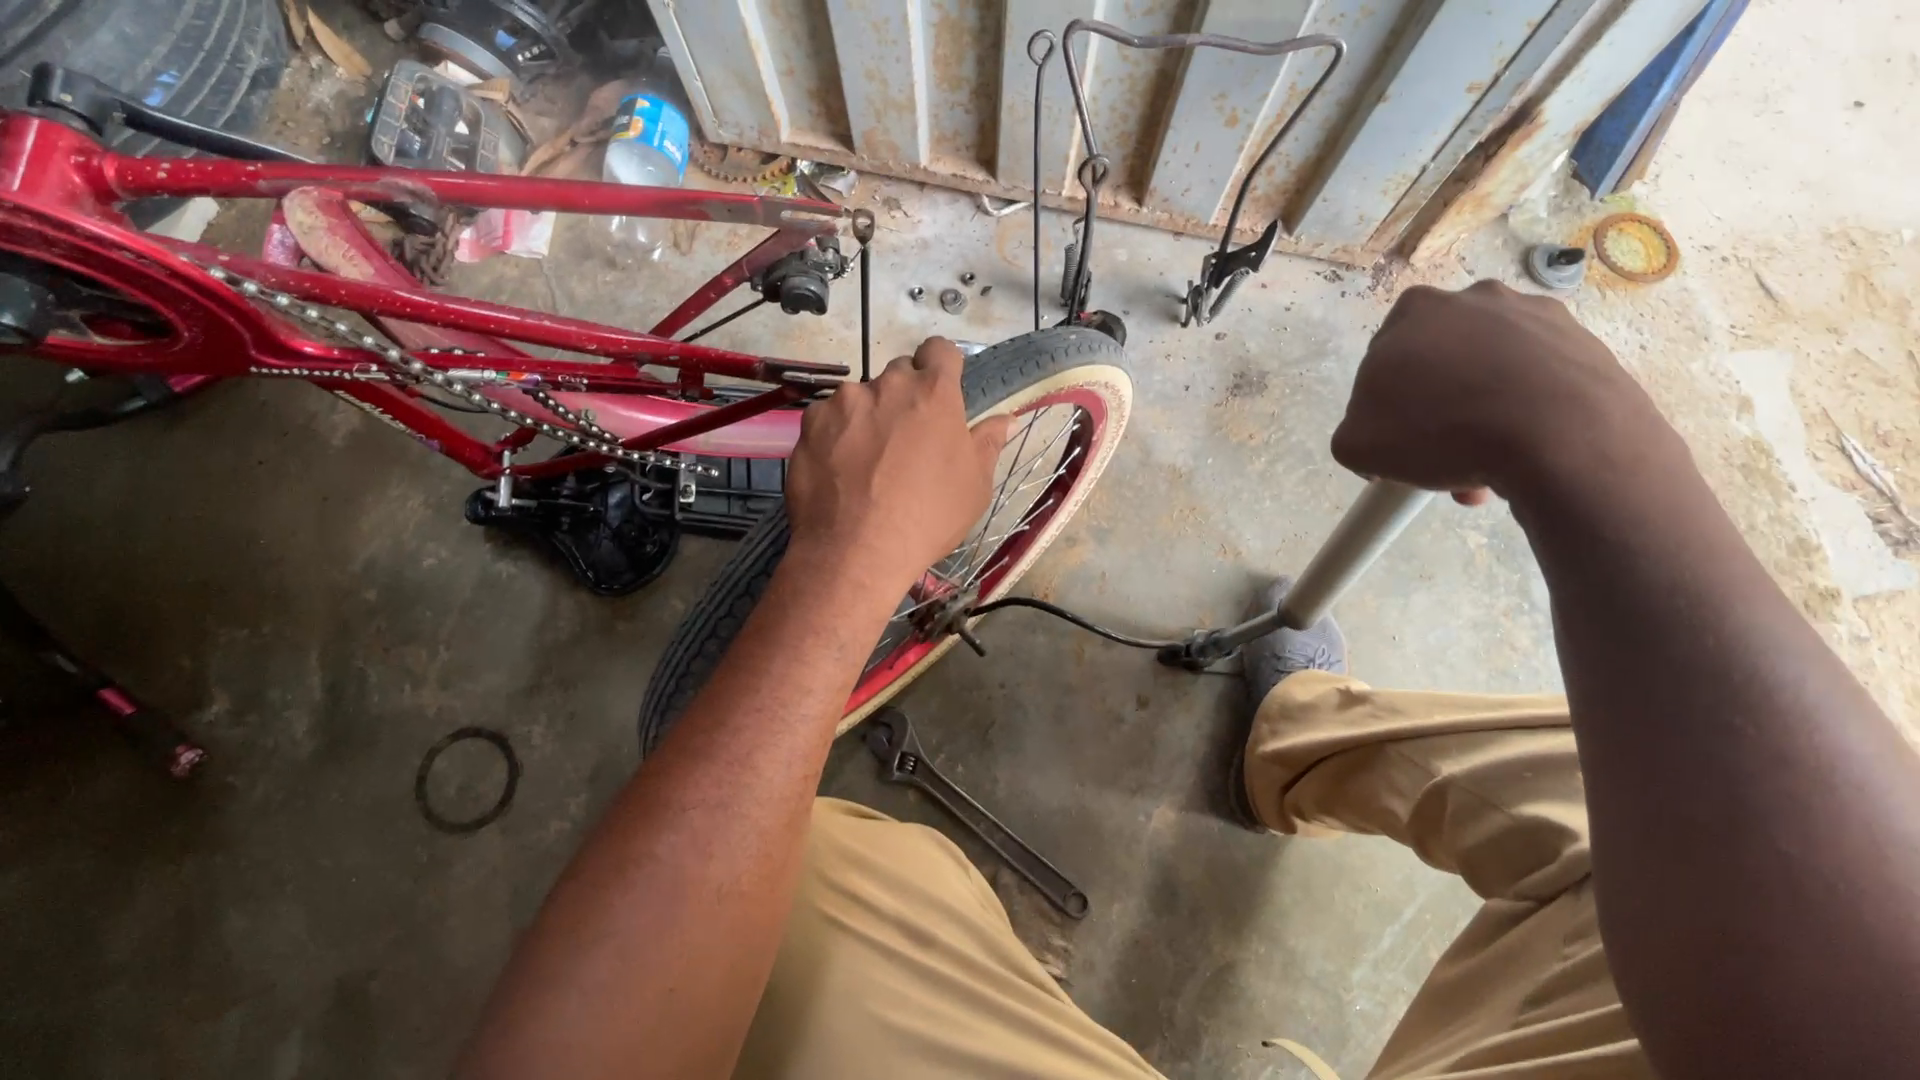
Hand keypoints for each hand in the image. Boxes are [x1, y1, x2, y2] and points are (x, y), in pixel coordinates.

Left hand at [785, 338, 1011, 589]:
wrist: (856, 551)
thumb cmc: (927, 518)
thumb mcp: (974, 487)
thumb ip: (987, 444)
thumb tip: (1004, 419)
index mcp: (934, 393)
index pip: (940, 350)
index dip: (941, 367)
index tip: (940, 391)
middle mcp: (887, 385)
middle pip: (899, 374)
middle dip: (904, 398)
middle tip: (905, 440)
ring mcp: (844, 402)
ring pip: (861, 398)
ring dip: (867, 417)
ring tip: (866, 462)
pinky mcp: (810, 423)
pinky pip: (827, 419)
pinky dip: (835, 436)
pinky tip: (838, 470)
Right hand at [1331, 280, 1671, 501]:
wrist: (1559, 435)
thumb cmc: (1440, 430)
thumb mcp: (1356, 445)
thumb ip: (1353, 431)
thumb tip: (1379, 433)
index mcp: (1415, 310)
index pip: (1383, 363)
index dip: (1384, 408)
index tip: (1396, 443)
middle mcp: (1475, 299)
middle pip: (1442, 365)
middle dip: (1438, 411)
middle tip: (1439, 460)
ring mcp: (1536, 316)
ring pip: (1492, 375)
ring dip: (1482, 416)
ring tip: (1485, 466)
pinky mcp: (1584, 342)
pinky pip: (1539, 382)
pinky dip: (1526, 413)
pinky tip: (1524, 452)